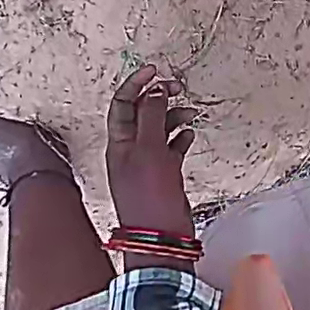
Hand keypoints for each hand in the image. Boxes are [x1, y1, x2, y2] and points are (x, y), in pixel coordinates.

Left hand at [104, 65, 197, 266]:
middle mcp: (130, 148)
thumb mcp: (149, 150)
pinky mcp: (162, 173)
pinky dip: (180, 137)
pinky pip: (170, 146)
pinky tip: (190, 134)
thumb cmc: (150, 198)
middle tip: (176, 87)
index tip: (154, 70)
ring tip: (190, 113)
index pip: (123, 102)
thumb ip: (151, 117)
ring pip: (159, 127)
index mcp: (120, 141)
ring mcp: (146, 161)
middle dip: (158, 96)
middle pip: (142, 112)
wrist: (162, 240)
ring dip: (173, 115)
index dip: (137, 83)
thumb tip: (155, 90)